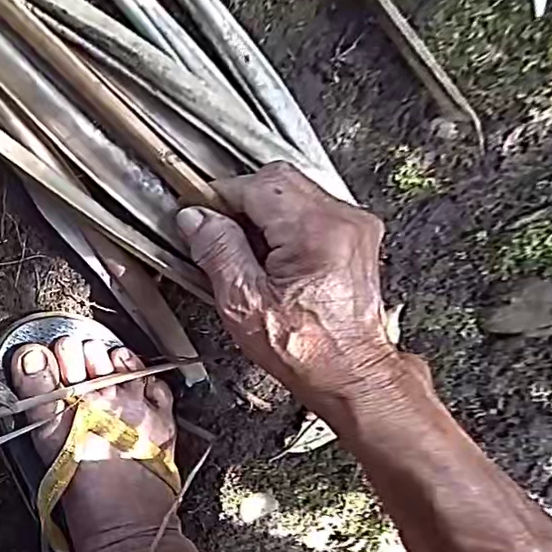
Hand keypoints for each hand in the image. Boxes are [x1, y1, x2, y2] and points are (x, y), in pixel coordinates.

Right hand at [177, 162, 404, 417]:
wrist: (348, 371)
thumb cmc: (300, 348)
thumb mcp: (242, 302)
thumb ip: (218, 251)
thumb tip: (196, 218)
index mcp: (314, 231)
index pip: (257, 185)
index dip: (219, 196)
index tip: (196, 215)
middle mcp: (342, 219)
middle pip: (278, 181)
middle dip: (239, 201)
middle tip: (213, 231)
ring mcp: (354, 226)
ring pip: (293, 193)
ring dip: (259, 214)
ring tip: (240, 251)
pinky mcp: (355, 238)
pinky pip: (309, 211)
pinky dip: (280, 225)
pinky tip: (266, 257)